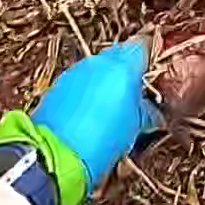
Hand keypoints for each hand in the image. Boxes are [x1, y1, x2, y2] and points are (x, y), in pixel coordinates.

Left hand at [31, 38, 164, 185]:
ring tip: (111, 108)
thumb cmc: (98, 140)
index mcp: (124, 64)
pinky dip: (86, 92)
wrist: (50, 159)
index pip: (145, 45)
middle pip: (121, 55)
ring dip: (106, 82)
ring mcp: (75, 72)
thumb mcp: (135, 125)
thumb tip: (151, 111)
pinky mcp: (56, 87)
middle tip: (135, 94)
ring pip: (99, 68)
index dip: (151, 58)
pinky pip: (79, 82)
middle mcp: (99, 61)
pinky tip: (90, 115)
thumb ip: (146, 109)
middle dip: (128, 71)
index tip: (154, 73)